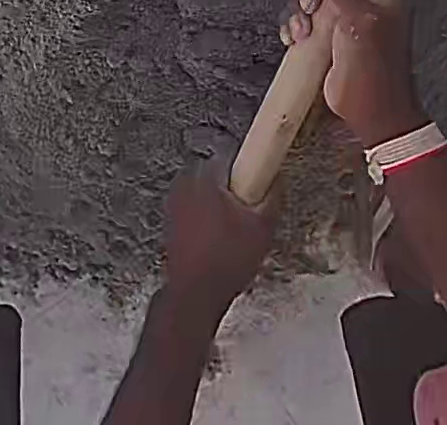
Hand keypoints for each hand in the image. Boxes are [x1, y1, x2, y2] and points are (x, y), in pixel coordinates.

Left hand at [161, 153, 276, 316]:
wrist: (195, 294)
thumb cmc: (226, 259)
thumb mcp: (263, 227)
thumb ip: (272, 196)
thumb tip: (276, 179)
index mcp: (206, 175)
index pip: (230, 153)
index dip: (248, 166)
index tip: (256, 179)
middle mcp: (185, 181)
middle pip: (216, 171)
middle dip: (232, 185)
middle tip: (247, 208)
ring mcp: (174, 199)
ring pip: (204, 188)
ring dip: (218, 200)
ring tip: (233, 226)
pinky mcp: (170, 218)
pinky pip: (193, 205)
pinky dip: (205, 214)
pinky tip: (218, 237)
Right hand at [280, 0, 425, 145]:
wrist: (372, 114)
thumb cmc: (376, 68)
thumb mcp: (357, 19)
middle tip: (313, 4)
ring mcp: (345, 10)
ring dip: (300, 6)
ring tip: (305, 29)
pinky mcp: (328, 29)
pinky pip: (302, 12)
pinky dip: (294, 22)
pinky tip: (296, 39)